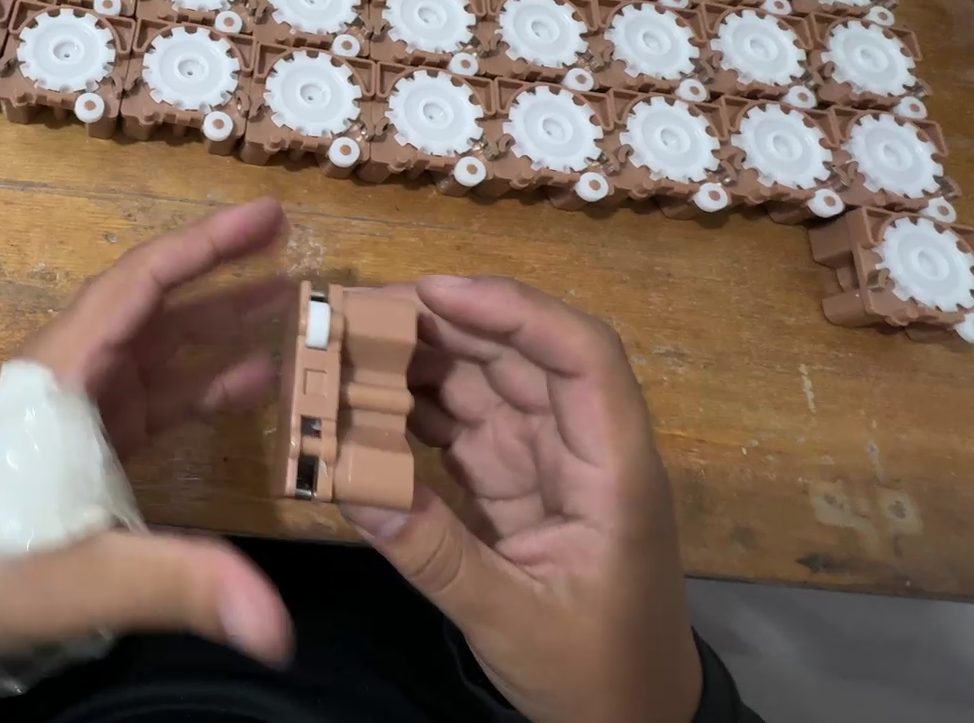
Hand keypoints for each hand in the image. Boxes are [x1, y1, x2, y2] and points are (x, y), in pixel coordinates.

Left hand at [0, 198, 295, 689]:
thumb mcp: (77, 576)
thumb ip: (173, 583)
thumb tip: (276, 620)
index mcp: (64, 372)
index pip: (139, 284)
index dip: (205, 244)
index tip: (267, 218)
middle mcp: (77, 370)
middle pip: (155, 300)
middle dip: (220, 265)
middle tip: (285, 237)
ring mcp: (88, 402)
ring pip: (163, 344)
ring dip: (222, 321)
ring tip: (289, 302)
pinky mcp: (97, 435)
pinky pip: (162, 395)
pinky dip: (208, 383)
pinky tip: (255, 381)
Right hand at [344, 276, 701, 722]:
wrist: (628, 719)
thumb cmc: (601, 676)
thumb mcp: (517, 623)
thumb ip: (438, 556)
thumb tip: (353, 485)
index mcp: (609, 467)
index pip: (580, 355)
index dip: (512, 310)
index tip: (433, 293)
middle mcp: (573, 440)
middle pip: (513, 351)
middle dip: (439, 322)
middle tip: (356, 312)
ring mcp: (534, 452)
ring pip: (476, 376)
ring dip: (414, 356)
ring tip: (345, 347)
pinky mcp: (502, 470)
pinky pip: (451, 417)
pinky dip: (406, 402)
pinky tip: (360, 399)